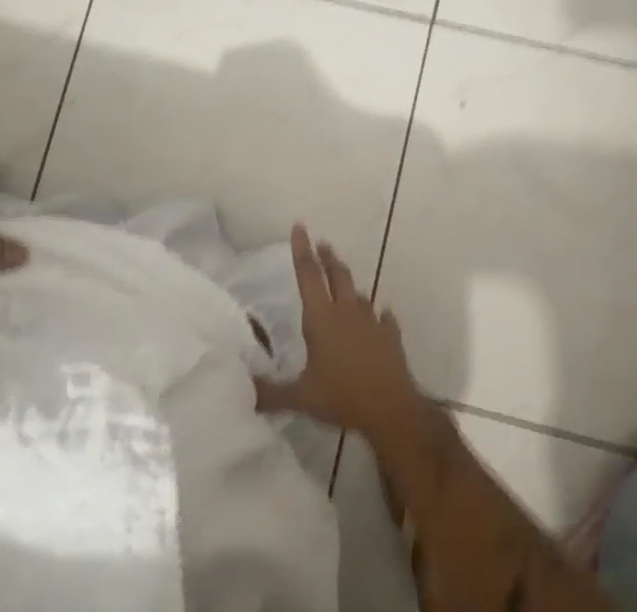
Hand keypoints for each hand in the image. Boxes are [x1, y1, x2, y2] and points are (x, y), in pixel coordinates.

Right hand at [254, 224, 424, 435]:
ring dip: (349, 284)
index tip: (300, 227)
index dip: (301, 250)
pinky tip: (382, 314)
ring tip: (344, 279)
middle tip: (322, 243)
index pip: (308, 276)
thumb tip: (244, 390)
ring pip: (359, 294)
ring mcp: (372, 322)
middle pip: (336, 276)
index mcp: (321, 319)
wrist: (392, 409)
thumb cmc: (342, 396)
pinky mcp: (390, 337)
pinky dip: (379, 314)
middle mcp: (347, 312)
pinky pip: (383, 318)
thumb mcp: (300, 397)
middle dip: (327, 257)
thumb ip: (270, 393)